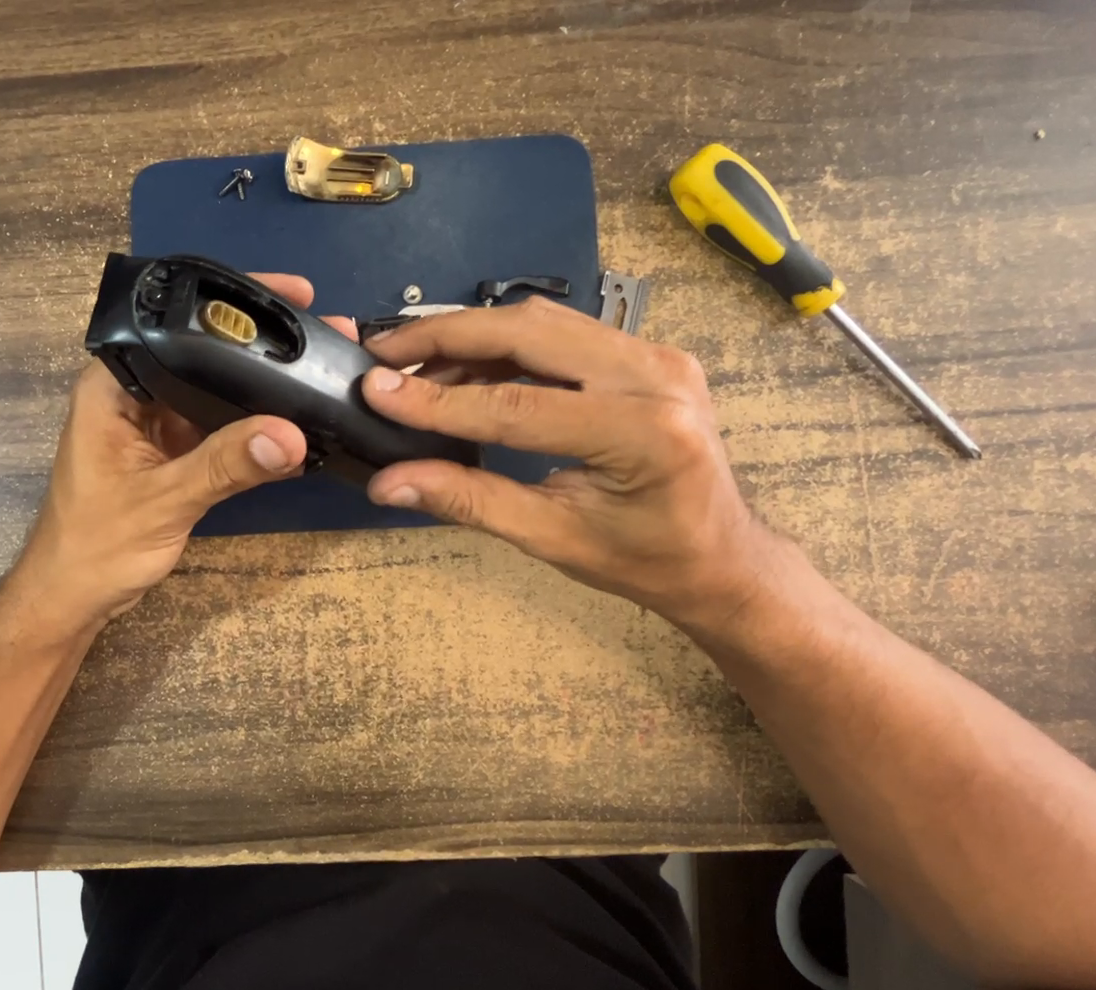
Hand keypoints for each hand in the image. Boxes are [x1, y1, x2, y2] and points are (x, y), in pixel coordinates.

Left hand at [12, 274, 356, 630]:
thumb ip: (224, 467)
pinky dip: (252, 428)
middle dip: (259, 344)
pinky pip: (218, 429)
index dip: (231, 304)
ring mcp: (155, 424)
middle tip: (323, 332)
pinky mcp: (172, 454)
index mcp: (112, 384)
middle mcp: (134, 393)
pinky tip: (296, 422)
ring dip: (261, 387)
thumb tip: (292, 436)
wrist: (74, 598)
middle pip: (201, 352)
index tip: (291, 296)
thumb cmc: (95, 547)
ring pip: (214, 391)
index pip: (174, 324)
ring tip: (320, 369)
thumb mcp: (162, 502)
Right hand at [358, 297, 779, 626]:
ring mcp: (655, 355)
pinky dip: (503, 346)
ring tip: (412, 363)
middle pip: (528, 332)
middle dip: (445, 337)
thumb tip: (388, 483)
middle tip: (382, 353)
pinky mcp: (645, 354)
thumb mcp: (552, 539)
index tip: (373, 389)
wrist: (723, 555)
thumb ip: (469, 501)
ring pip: (542, 322)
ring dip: (470, 337)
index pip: (517, 404)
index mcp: (641, 432)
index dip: (436, 398)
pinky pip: (561, 333)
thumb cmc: (646, 561)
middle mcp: (655, 374)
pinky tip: (463, 368)